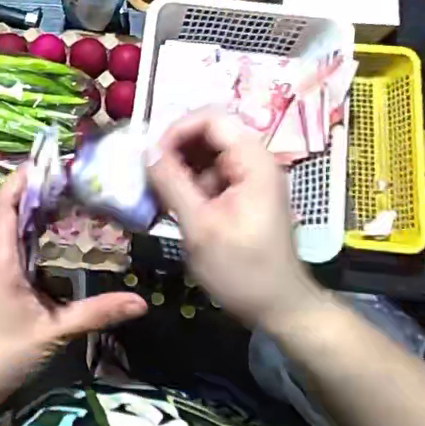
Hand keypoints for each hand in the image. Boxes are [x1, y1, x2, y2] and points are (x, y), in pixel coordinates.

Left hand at [0, 171, 147, 409]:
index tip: (52, 160)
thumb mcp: (54, 333)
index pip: (6, 204)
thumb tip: (141, 302)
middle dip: (31, 186)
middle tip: (67, 173)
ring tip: (62, 192)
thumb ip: (95, 313)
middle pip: (4, 207)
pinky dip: (25, 227)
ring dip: (28, 205)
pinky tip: (49, 231)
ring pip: (4, 223)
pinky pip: (6, 240)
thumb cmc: (5, 353)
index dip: (24, 178)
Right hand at [144, 112, 329, 331]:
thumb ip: (172, 183)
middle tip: (146, 173)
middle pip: (207, 132)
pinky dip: (186, 184)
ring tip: (154, 192)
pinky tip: (169, 205)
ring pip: (204, 154)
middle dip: (172, 149)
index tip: (149, 156)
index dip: (176, 129)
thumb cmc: (242, 270)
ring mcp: (248, 178)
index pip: (211, 118)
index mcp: (252, 162)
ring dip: (176, 167)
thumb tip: (146, 151)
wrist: (278, 307)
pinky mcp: (240, 195)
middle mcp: (253, 162)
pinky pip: (208, 175)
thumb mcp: (200, 227)